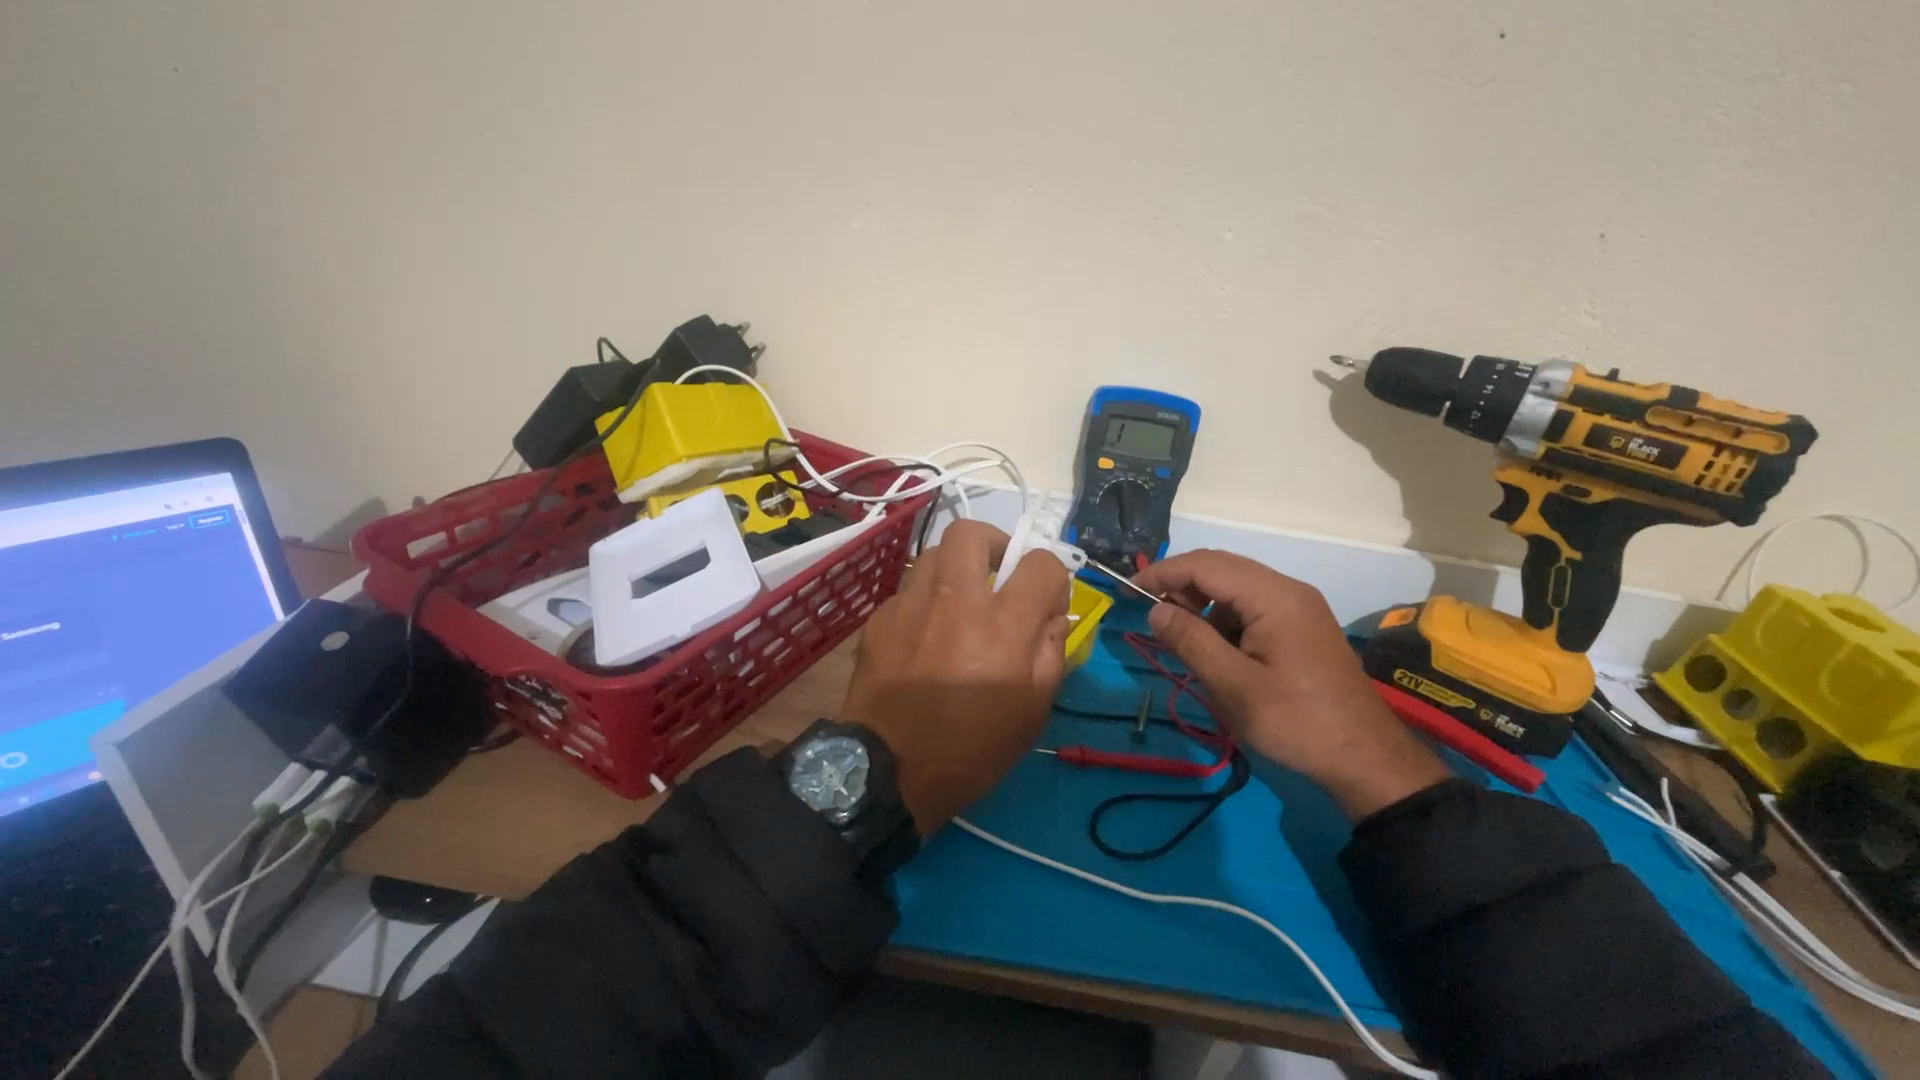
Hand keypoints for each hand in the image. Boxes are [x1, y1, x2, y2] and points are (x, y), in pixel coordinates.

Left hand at [842, 521, 1071, 833]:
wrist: (888, 771)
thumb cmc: (971, 749)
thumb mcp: (1033, 711)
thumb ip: (1051, 652)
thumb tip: (1052, 618)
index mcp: (1003, 622)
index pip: (1041, 563)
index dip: (1053, 580)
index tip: (1047, 606)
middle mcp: (955, 598)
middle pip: (972, 532)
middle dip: (995, 543)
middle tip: (999, 576)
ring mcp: (910, 604)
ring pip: (934, 555)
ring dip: (955, 570)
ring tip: (959, 604)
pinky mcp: (878, 619)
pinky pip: (908, 591)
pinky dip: (924, 602)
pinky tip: (925, 636)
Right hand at [1133, 550, 1452, 819]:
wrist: (1365, 757)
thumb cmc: (1296, 722)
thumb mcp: (1233, 686)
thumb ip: (1191, 641)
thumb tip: (1156, 609)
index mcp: (1274, 597)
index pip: (1206, 565)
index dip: (1164, 573)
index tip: (1129, 593)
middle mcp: (1288, 590)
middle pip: (1222, 569)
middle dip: (1182, 586)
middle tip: (1153, 618)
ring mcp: (1299, 607)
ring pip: (1236, 588)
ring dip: (1204, 606)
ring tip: (1184, 642)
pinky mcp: (1301, 627)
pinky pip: (1253, 608)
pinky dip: (1225, 620)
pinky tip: (1217, 653)